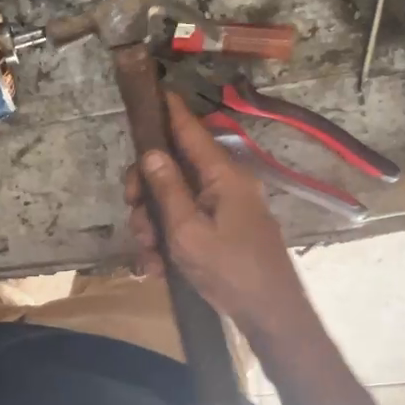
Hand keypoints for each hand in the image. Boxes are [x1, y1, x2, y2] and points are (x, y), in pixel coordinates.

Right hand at [124, 90, 313, 337]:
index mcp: (223, 176)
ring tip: (149, 256)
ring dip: (152, 227)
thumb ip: (167, 190)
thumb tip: (150, 152)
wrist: (270, 315)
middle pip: (171, 170)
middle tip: (135, 221)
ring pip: (172, 201)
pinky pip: (183, 224)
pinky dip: (166, 243)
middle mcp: (225, 185)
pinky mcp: (222, 230)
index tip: (153, 89)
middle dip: (145, 195)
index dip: (170, 111)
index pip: (191, 131)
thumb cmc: (230, 270)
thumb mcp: (187, 231)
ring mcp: (224, 208)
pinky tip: (157, 268)